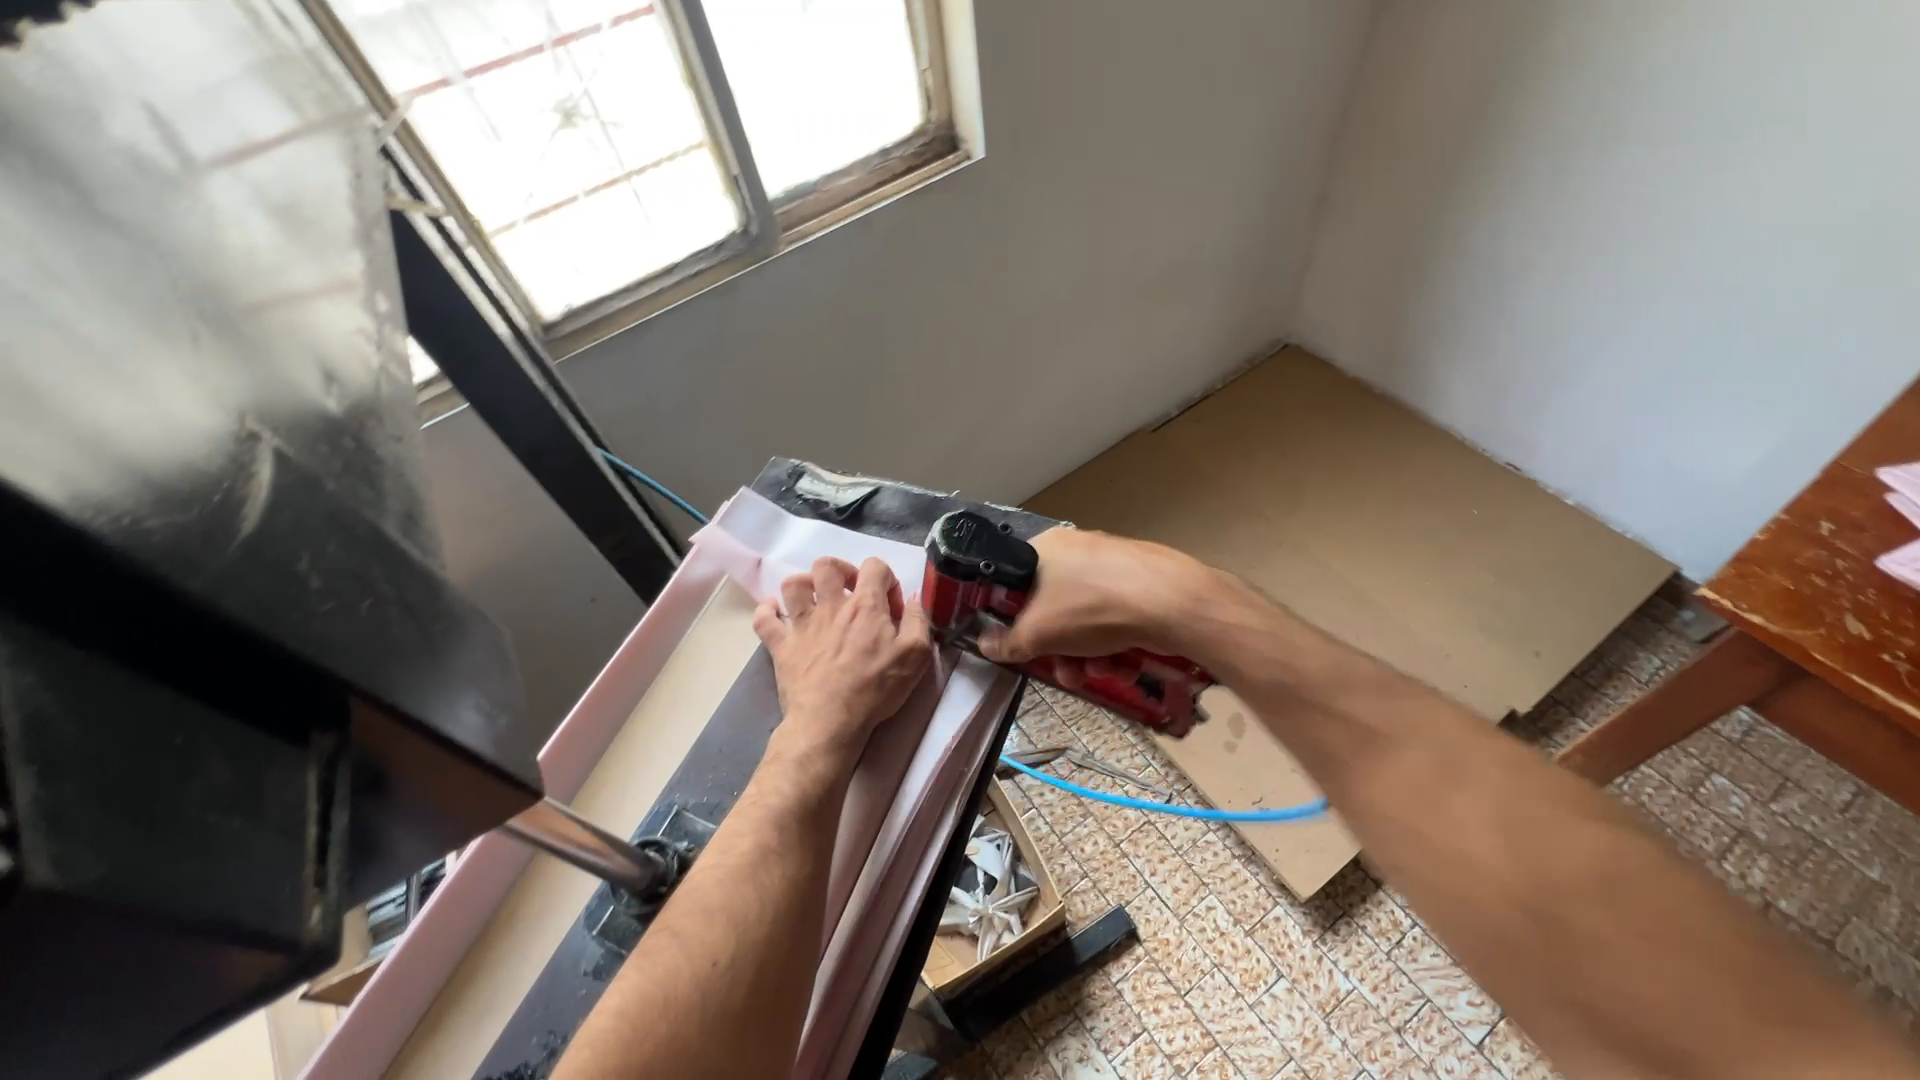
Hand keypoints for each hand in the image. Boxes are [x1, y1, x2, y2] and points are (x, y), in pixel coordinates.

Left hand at [753, 556, 933, 760]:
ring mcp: (801, 625)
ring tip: (816, 599)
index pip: (875, 566)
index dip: (886, 578)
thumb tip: (914, 600)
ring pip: (793, 585)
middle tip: (851, 592)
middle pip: (827, 565)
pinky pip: (764, 619)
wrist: (831, 720)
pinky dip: (767, 610)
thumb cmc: (876, 688)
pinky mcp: (781, 646)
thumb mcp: (916, 656)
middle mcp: (831, 606)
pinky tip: (776, 612)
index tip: (891, 605)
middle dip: (841, 570)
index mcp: (865, 606)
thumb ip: (918, 621)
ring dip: (805, 585)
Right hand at [976, 527, 1217, 665]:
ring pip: (1085, 619)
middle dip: (1057, 650)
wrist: (1173, 603)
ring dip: (1086, 655)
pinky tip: (1124, 665)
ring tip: (1099, 674)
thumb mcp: (1038, 633)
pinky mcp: (1142, 583)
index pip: (1014, 581)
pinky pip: (1115, 618)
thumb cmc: (1092, 607)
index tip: (1019, 645)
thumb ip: (1007, 642)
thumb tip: (984, 644)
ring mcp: (1112, 565)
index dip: (1011, 617)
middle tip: (1064, 674)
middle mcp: (1077, 550)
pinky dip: (1115, 645)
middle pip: (1052, 608)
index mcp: (1045, 548)